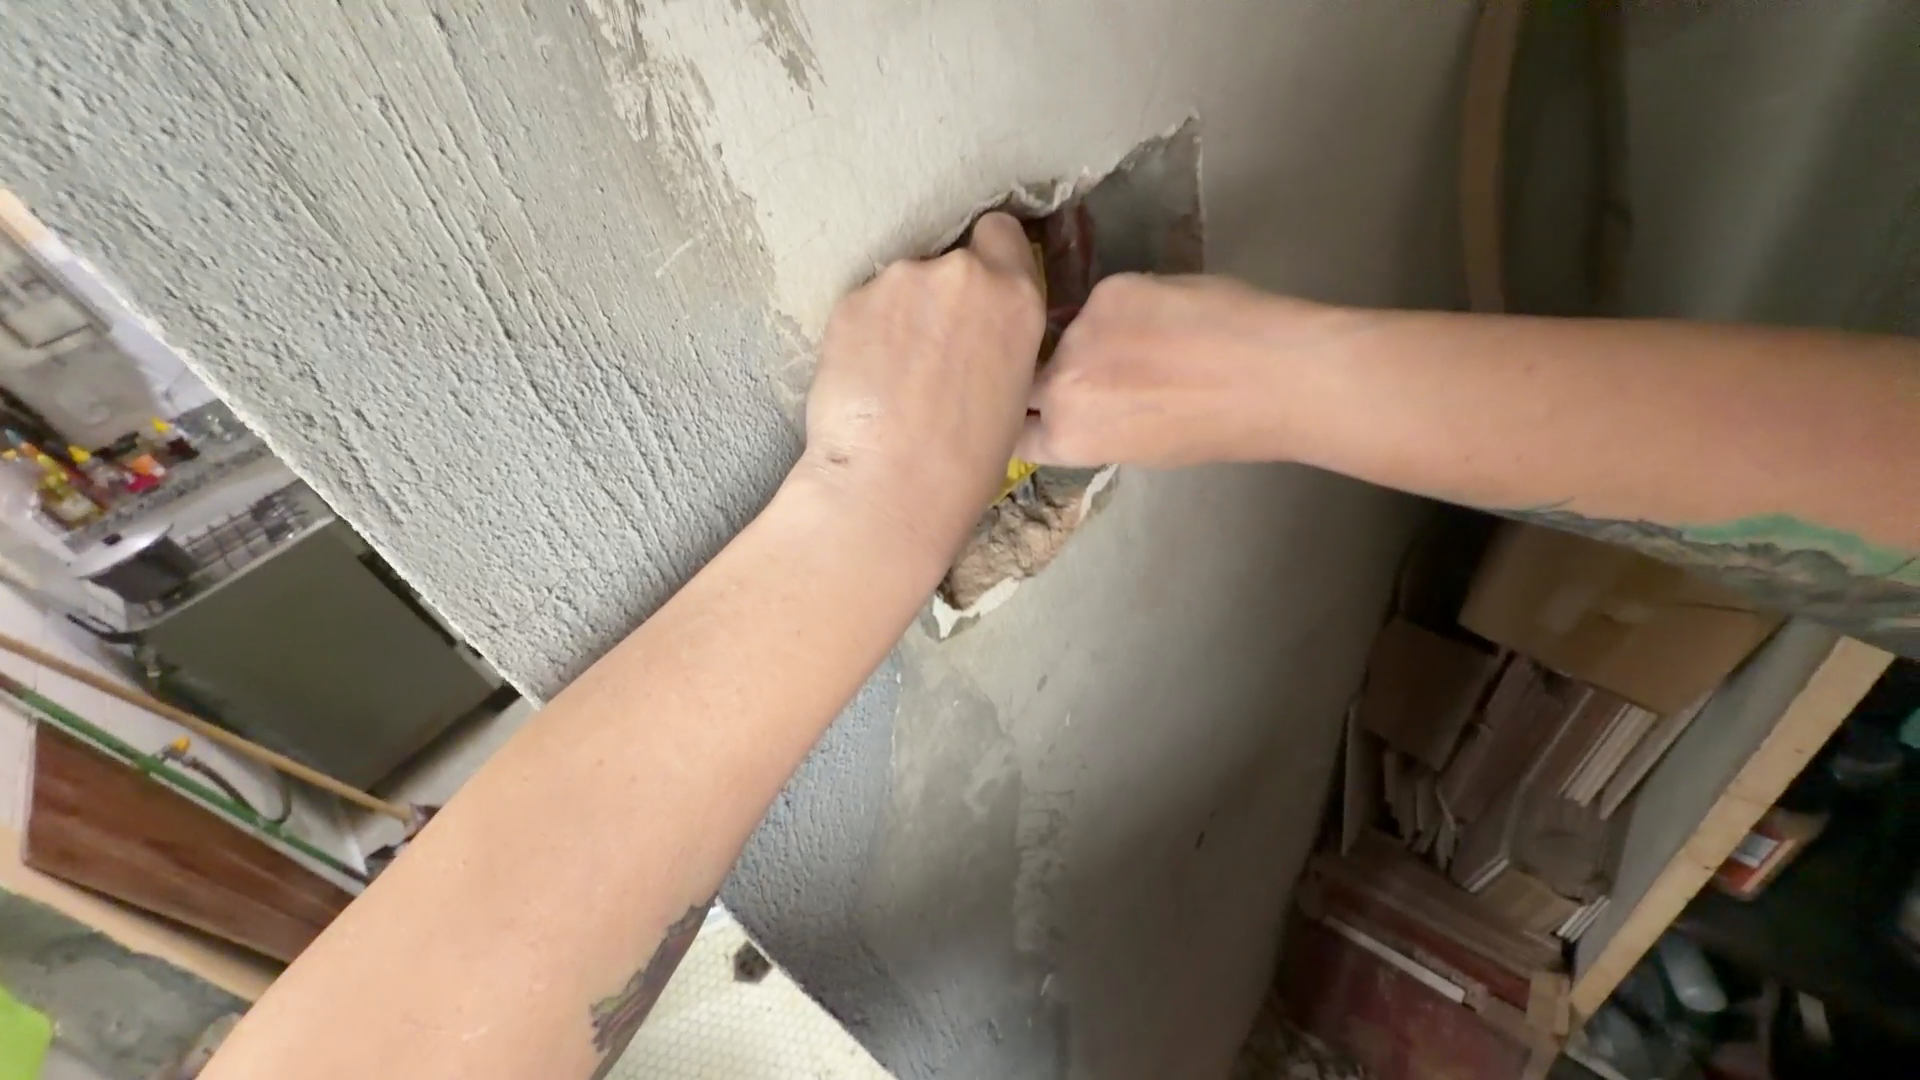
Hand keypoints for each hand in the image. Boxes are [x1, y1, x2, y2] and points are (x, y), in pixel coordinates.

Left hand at [797, 212, 1044, 563]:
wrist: (892, 485)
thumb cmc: (966, 462)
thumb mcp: (1014, 396)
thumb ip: (1001, 341)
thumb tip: (979, 337)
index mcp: (1016, 297)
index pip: (1002, 234)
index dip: (990, 258)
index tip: (977, 294)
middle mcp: (961, 273)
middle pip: (949, 263)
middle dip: (939, 298)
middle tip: (929, 354)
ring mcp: (900, 281)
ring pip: (902, 286)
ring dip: (900, 317)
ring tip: (893, 377)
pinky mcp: (850, 301)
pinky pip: (864, 308)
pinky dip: (864, 335)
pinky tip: (865, 381)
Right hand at [1016, 274, 1330, 466]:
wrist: (1275, 378)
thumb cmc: (1216, 430)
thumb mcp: (1137, 447)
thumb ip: (1089, 425)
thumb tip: (1076, 397)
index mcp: (1066, 439)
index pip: (1015, 425)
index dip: (1024, 413)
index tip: (1038, 406)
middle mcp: (1058, 388)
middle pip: (1027, 374)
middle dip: (1046, 371)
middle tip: (1088, 366)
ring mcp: (1079, 334)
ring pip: (1066, 331)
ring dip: (1091, 336)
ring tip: (1145, 342)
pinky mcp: (1108, 291)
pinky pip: (1101, 301)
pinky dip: (1125, 308)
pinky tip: (1166, 317)